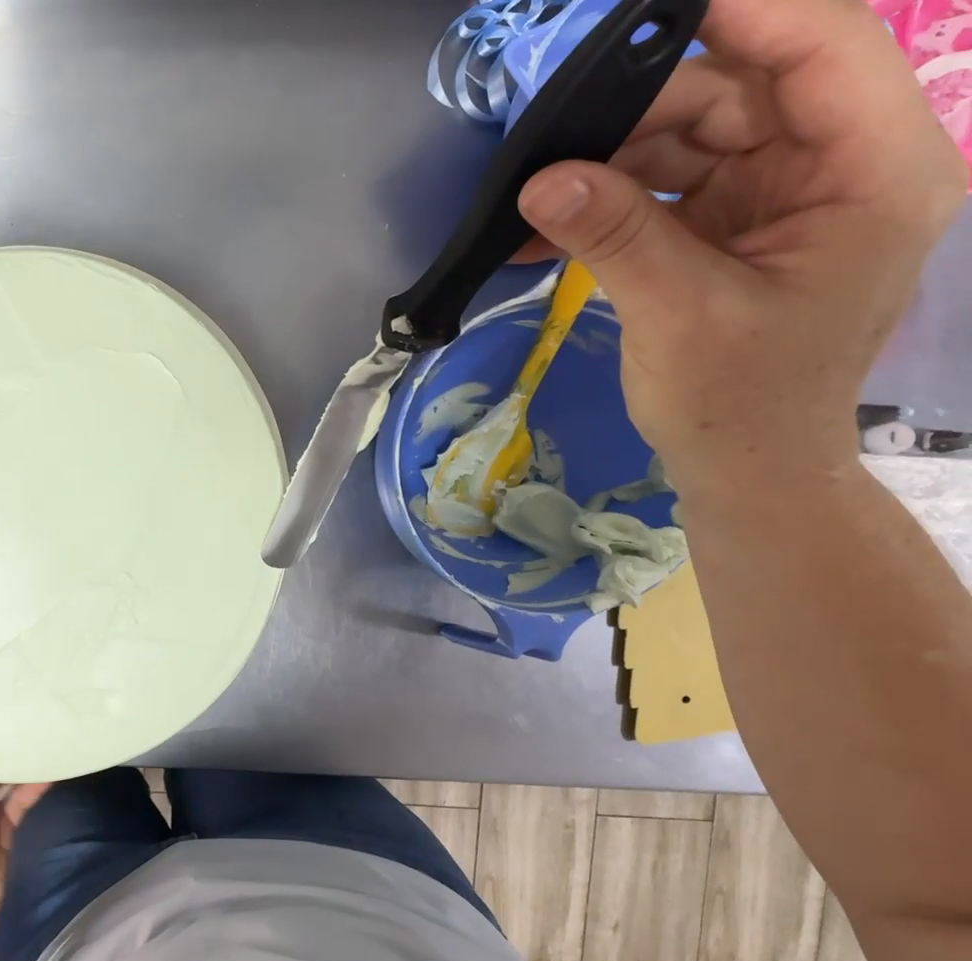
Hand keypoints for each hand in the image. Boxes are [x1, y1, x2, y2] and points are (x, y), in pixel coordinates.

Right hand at [514, 0, 966, 501]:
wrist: (746, 464)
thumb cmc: (740, 399)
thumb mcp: (677, 313)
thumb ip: (616, 234)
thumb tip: (538, 180)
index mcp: (874, 171)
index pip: (822, 49)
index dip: (744, 12)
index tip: (638, 14)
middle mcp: (837, 163)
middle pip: (742, 87)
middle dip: (641, 112)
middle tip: (551, 150)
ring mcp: (783, 190)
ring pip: (694, 131)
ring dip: (611, 161)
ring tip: (537, 203)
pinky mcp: (735, 219)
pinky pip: (667, 181)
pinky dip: (608, 199)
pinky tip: (548, 227)